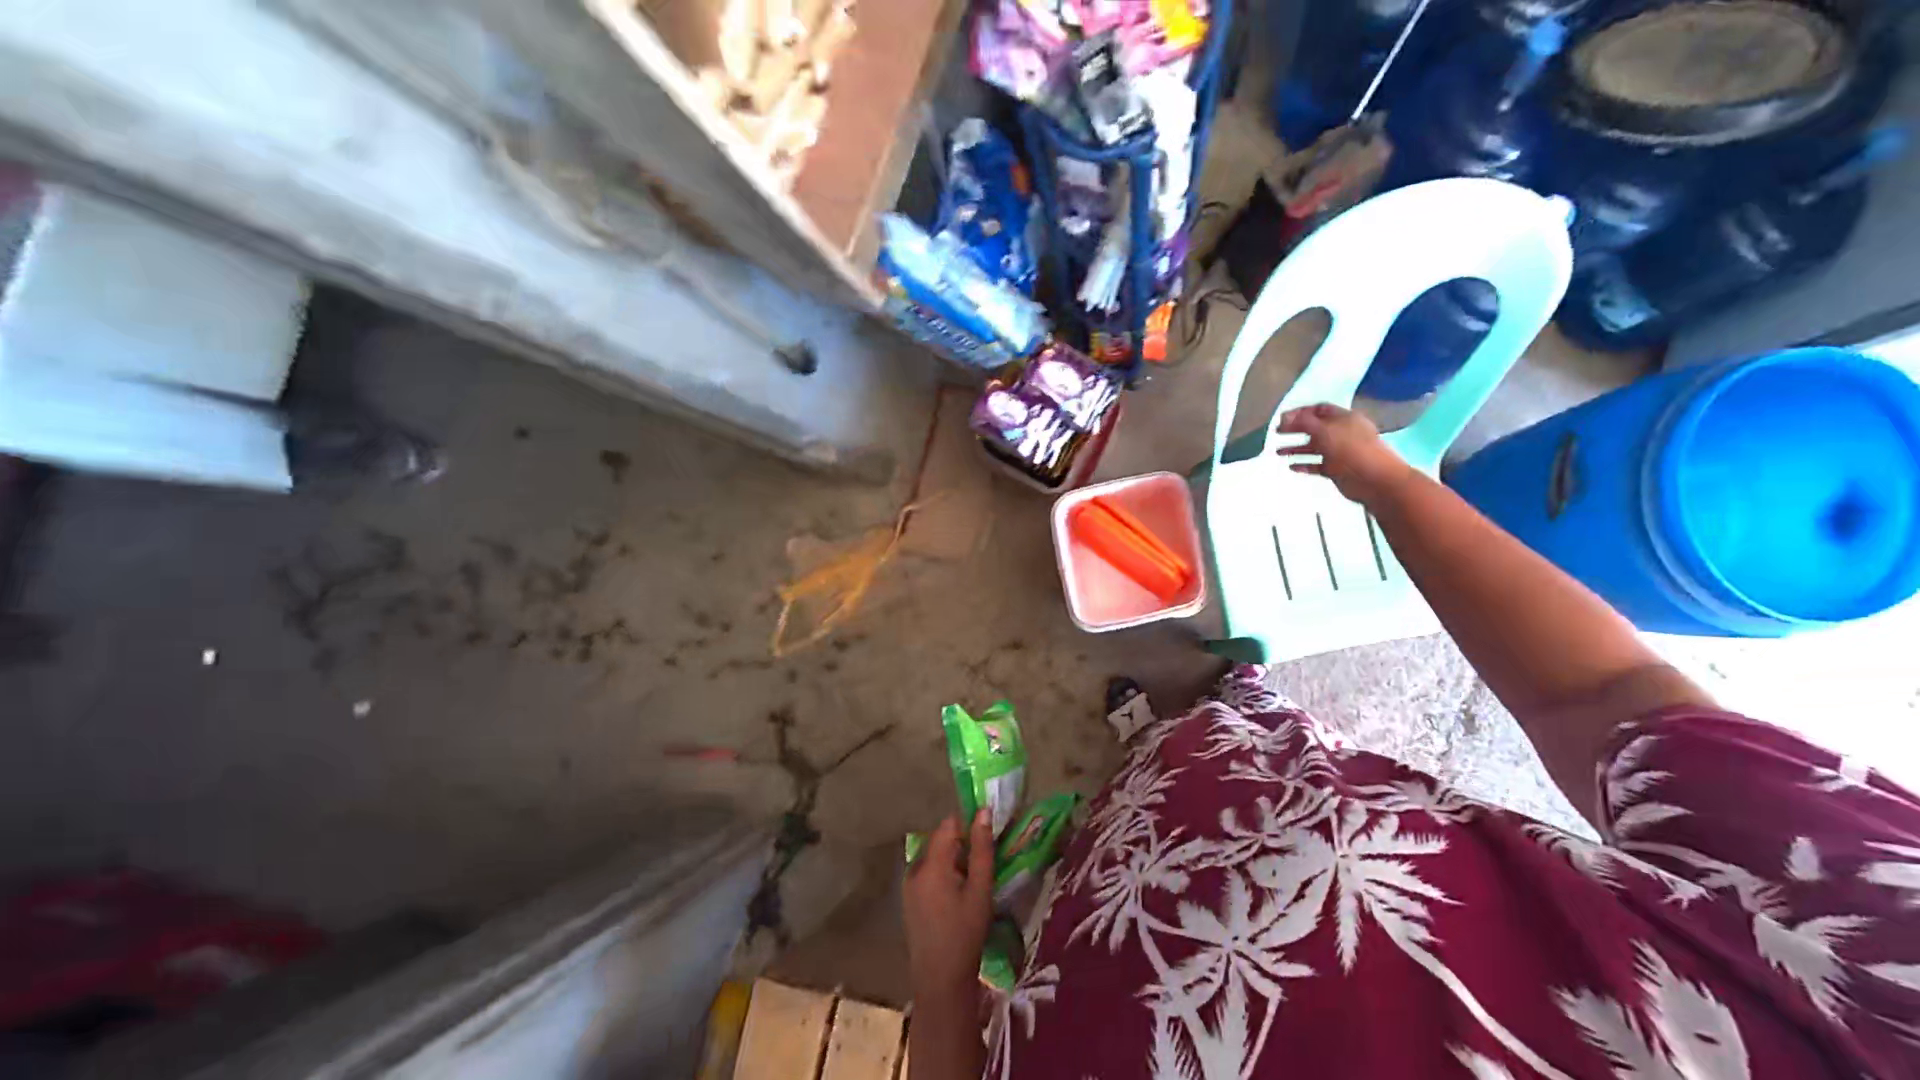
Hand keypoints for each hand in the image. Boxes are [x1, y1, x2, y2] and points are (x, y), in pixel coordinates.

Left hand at [902, 810, 993, 1002]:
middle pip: (939, 840)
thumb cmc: (966, 932)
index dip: (968, 825)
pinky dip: (942, 875)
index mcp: (931, 863)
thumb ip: (982, 848)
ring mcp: (908, 884)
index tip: (986, 837)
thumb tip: (983, 811)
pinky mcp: (908, 899)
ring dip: (951, 860)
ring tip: (971, 883)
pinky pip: (926, 873)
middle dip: (960, 845)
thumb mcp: (980, 888)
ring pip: (933, 857)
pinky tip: (956, 897)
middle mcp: (914, 868)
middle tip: (982, 864)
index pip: (948, 825)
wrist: (940, 979)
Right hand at [1277, 403, 1419, 507]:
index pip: (1319, 409)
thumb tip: (1284, 417)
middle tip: (1277, 433)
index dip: (1300, 412)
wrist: (1375, 480)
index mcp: (1344, 418)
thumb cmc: (1350, 450)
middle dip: (1295, 429)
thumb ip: (1303, 422)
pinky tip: (1292, 467)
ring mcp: (1340, 452)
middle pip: (1315, 427)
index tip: (1281, 419)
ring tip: (1278, 452)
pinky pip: (1317, 464)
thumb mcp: (1324, 431)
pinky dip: (1305, 465)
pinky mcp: (1337, 469)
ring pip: (1314, 447)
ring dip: (1296, 448)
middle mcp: (1342, 433)